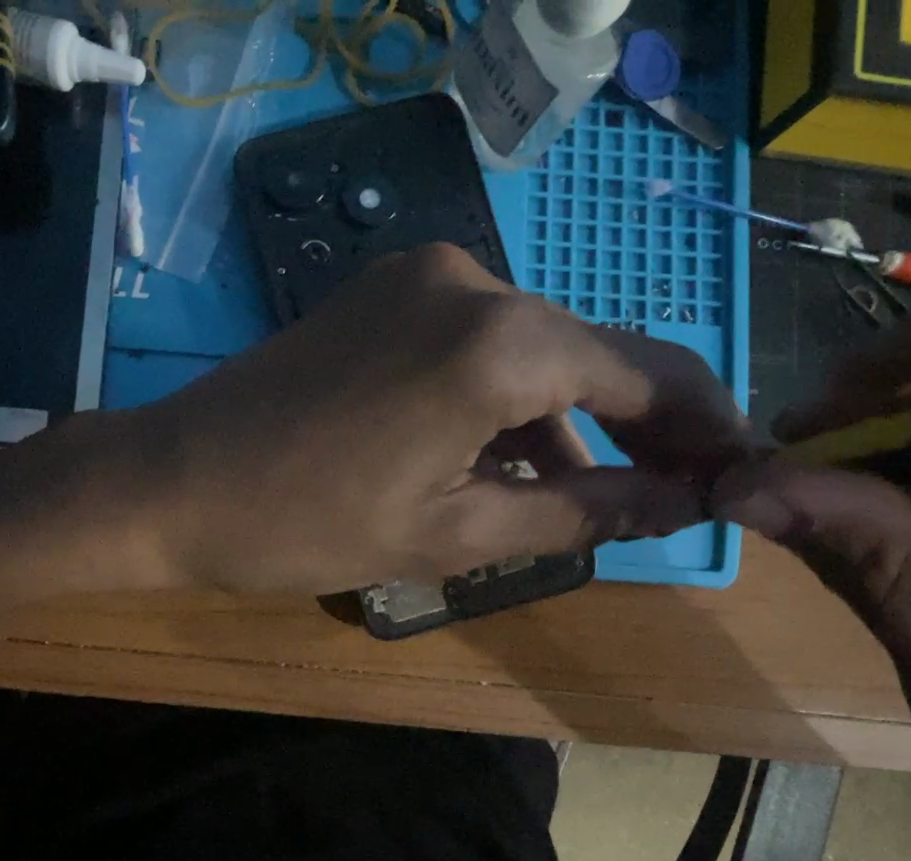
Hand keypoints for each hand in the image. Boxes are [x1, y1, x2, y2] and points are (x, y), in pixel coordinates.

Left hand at [124, 243, 751, 593]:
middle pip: (589, 354)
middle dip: (637, 427)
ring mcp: (419, 277)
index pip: (648, 373)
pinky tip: (499, 457)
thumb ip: (580, 511)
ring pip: (528, 349)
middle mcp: (473, 280)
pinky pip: (472, 341)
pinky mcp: (380, 291)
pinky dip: (499, 397)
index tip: (739, 479)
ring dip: (560, 420)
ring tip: (581, 498)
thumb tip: (683, 504)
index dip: (703, 430)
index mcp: (503, 341)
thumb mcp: (453, 534)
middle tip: (671, 500)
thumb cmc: (306, 523)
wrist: (170, 482)